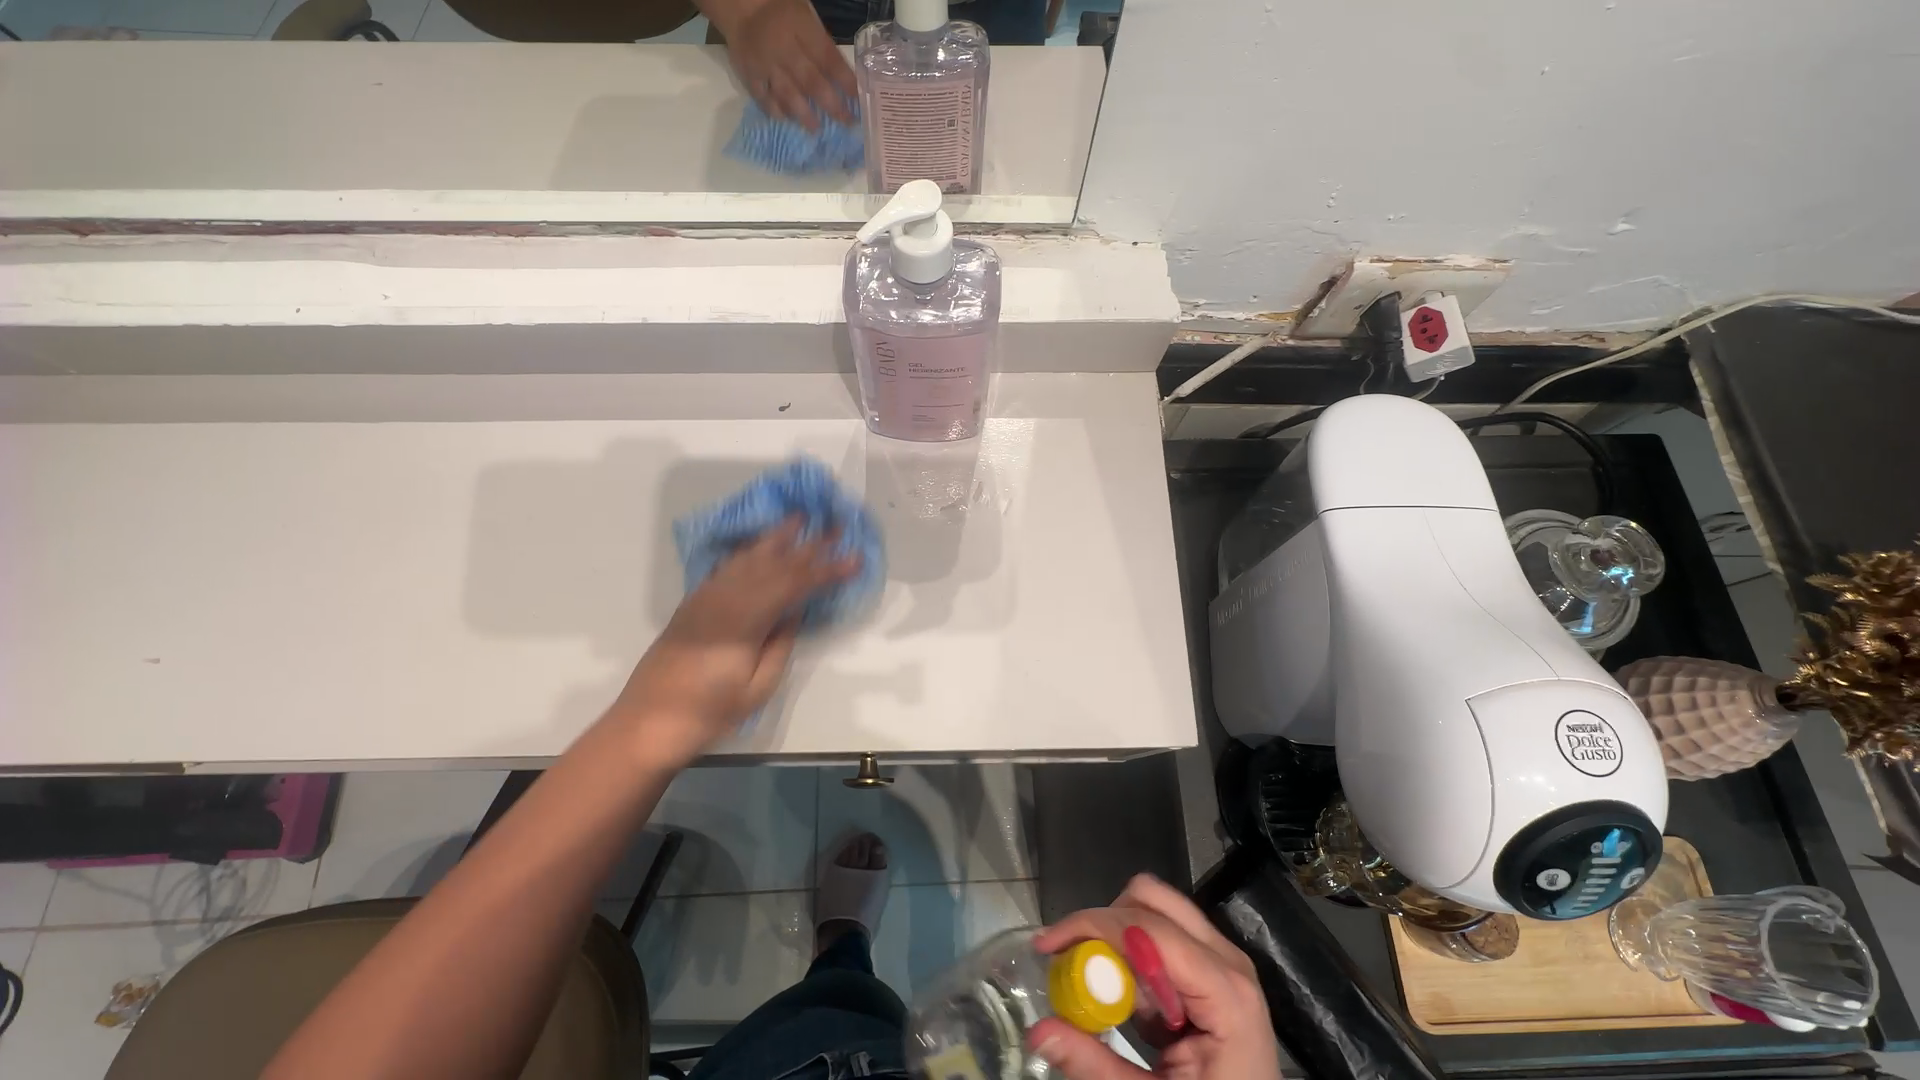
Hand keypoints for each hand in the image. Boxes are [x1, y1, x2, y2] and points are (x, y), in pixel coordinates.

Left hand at [605, 519, 857, 766]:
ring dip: (776, 539)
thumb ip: (779, 646)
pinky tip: (759, 547)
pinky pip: (728, 568)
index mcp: (743, 622)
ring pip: (747, 559)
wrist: (647, 723)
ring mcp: (705, 599)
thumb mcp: (756, 689)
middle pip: (772, 564)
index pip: (793, 585)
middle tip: (835, 525)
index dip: (825, 569)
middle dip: (807, 544)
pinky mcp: (693, 605)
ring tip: (799, 519)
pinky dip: (749, 553)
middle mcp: (723, 600)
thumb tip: (793, 613)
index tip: (854, 556)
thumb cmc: (706, 714)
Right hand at [703, 0, 857, 129]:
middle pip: (811, 82)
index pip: (828, 58)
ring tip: (816, 129)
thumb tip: (843, 78)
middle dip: (832, 105)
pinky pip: (764, 98)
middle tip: (846, 122)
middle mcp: (785, 49)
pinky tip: (787, 120)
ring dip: (804, 115)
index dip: (845, 81)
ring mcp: (766, 64)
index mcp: (801, 29)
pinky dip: (776, 111)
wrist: (740, 5)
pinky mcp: (750, 75)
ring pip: (788, 94)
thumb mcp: (806, 16)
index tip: (858, 100)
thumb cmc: (781, 11)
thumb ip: (821, 44)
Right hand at [1030, 874, 1281, 1079]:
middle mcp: (1228, 961)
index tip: (1047, 945)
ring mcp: (1224, 959)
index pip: (1149, 930)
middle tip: (1074, 962)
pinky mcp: (1214, 967)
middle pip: (1153, 900)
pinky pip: (1164, 933)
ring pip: (1156, 909)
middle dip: (1104, 923)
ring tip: (1106, 991)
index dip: (1093, 926)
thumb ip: (1097, 1066)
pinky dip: (1133, 952)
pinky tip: (1134, 1003)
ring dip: (1118, 936)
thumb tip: (1038, 1030)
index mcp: (1225, 993)